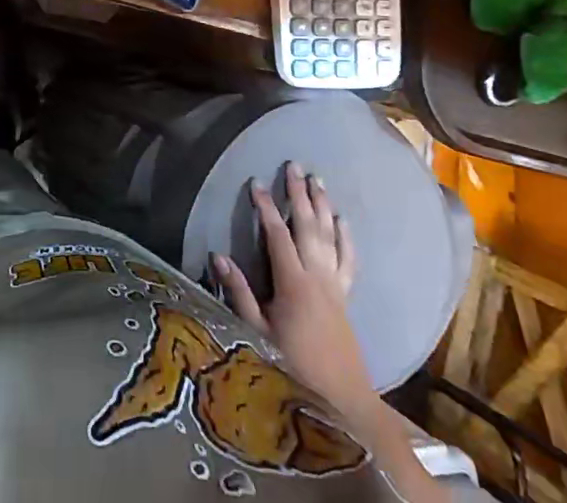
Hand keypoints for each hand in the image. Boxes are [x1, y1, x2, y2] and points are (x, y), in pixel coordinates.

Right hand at [213, 162, 373, 414]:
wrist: (342, 400)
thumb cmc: (293, 367)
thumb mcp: (257, 332)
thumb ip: (239, 292)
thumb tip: (218, 254)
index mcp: (293, 283)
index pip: (278, 234)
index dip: (266, 207)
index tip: (255, 183)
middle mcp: (318, 276)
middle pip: (309, 226)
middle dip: (299, 194)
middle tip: (294, 166)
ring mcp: (335, 285)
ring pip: (330, 236)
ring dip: (324, 206)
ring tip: (318, 180)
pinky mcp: (345, 295)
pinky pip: (348, 258)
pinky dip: (346, 237)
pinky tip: (343, 221)